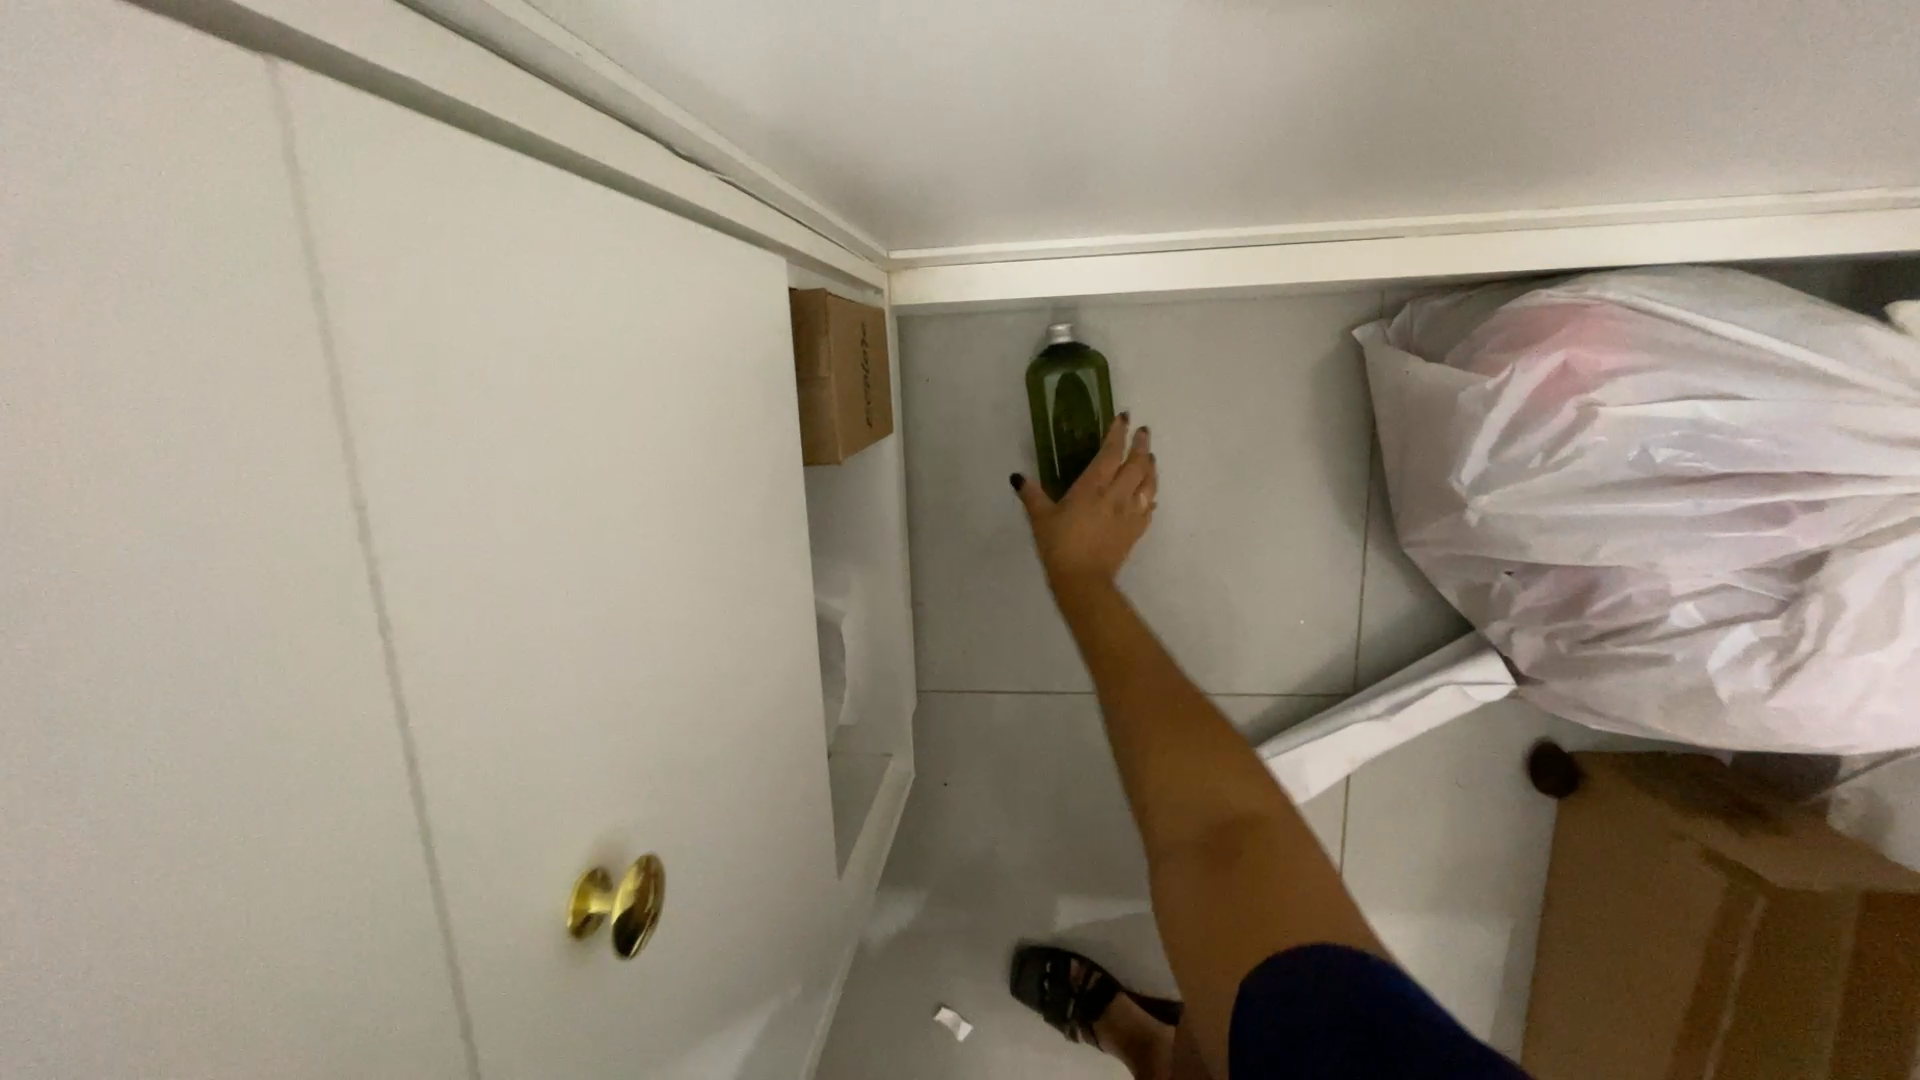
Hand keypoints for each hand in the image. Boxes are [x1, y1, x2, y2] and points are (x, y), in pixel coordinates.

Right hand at [1013, 415, 1156, 594]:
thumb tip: (1017, 477)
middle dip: (1140, 445)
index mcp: (1092, 487)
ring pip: (1148, 483)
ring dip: (1150, 467)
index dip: (1117, 434)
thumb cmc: (1059, 546)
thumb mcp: (1040, 518)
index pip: (1110, 453)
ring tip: (1149, 457)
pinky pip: (1149, 508)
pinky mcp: (1136, 531)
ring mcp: (1130, 513)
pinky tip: (1149, 495)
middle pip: (1136, 464)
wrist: (1083, 580)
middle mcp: (1116, 495)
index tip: (1123, 419)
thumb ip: (1031, 494)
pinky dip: (1151, 496)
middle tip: (1142, 432)